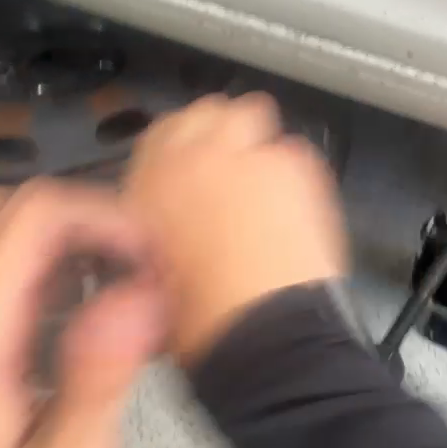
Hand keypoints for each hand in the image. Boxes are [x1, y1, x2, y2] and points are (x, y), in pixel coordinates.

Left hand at [0, 180, 166, 447]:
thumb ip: (98, 379)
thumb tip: (141, 290)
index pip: (33, 218)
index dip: (106, 219)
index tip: (157, 263)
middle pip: (12, 207)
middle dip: (93, 218)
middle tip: (147, 265)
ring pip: (0, 224)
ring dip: (72, 232)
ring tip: (127, 275)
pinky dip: (54, 254)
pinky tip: (94, 296)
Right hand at [121, 93, 347, 365]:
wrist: (267, 334)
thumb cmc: (209, 321)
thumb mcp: (151, 276)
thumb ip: (153, 231)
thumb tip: (164, 221)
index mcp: (151, 185)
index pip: (161, 132)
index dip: (181, 144)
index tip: (195, 159)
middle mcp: (196, 158)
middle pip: (208, 112)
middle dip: (221, 132)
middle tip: (235, 164)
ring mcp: (249, 156)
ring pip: (251, 116)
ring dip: (258, 141)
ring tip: (267, 179)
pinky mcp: (295, 166)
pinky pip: (294, 149)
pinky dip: (294, 168)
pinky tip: (294, 203)